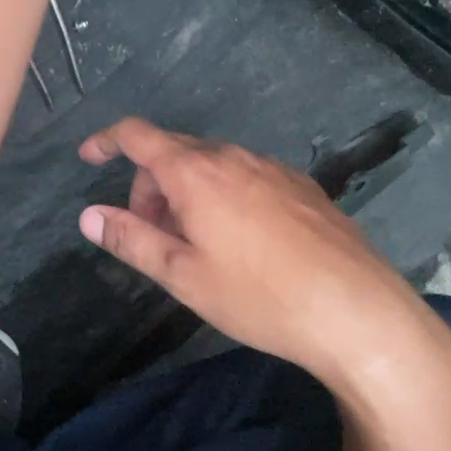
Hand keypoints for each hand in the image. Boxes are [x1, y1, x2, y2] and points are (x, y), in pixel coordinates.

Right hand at [77, 118, 450, 389]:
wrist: (363, 315)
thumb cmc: (261, 297)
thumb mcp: (183, 277)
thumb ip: (130, 240)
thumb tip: (88, 216)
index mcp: (194, 172)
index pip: (137, 136)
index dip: (106, 140)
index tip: (88, 157)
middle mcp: (231, 157)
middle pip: (174, 152)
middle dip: (150, 184)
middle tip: (152, 234)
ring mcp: (273, 168)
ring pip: (212, 165)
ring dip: (188, 192)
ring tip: (199, 244)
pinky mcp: (304, 186)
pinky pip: (247, 176)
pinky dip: (225, 194)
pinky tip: (246, 242)